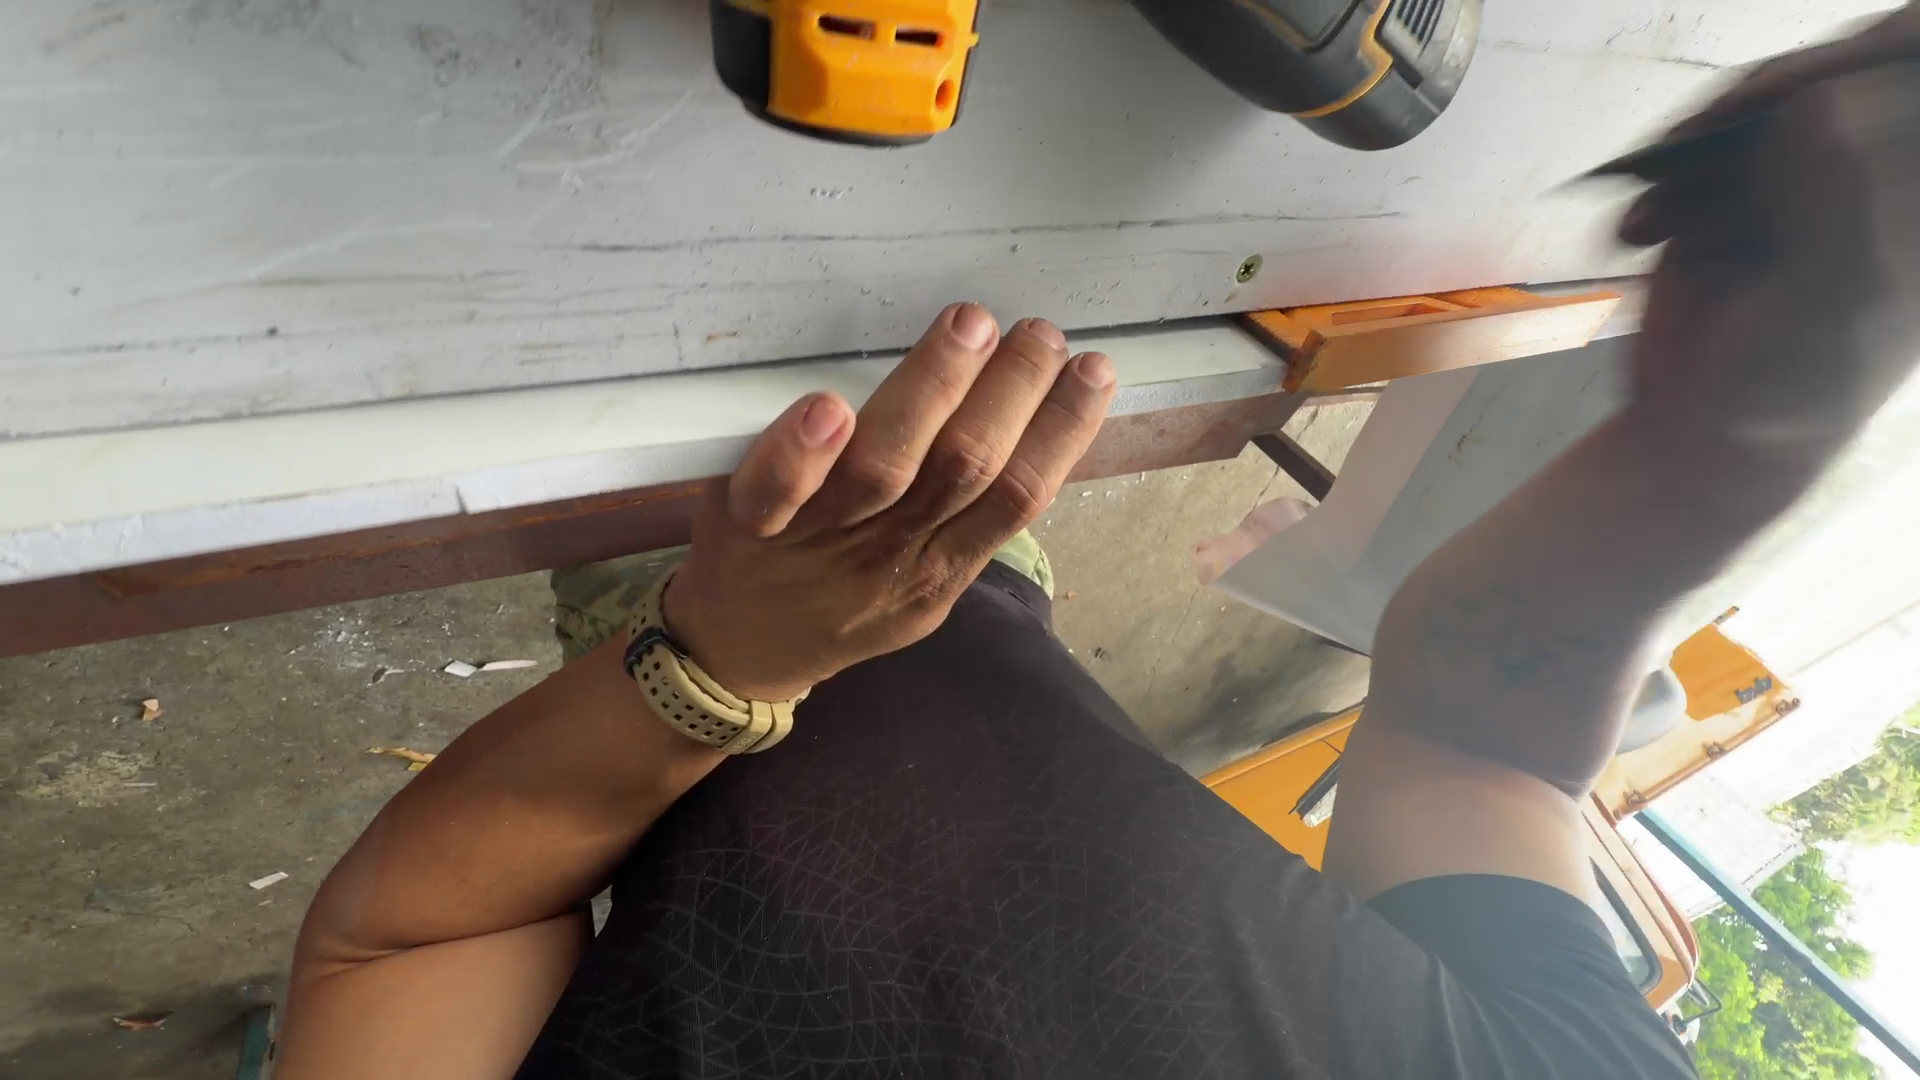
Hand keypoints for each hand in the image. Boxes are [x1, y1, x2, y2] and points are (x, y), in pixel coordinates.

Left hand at [660, 303, 1115, 701]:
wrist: (742, 654)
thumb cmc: (838, 600)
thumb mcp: (918, 582)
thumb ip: (961, 522)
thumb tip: (1023, 433)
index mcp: (940, 571)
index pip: (1015, 497)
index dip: (1060, 433)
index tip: (1092, 372)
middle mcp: (890, 557)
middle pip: (963, 472)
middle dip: (1012, 395)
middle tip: (1041, 334)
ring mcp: (819, 543)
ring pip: (886, 469)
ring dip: (934, 392)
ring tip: (972, 327)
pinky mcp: (747, 526)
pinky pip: (773, 494)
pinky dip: (803, 456)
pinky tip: (831, 409)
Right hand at [1619, 10, 1919, 456]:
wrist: (1699, 431)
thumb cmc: (1790, 379)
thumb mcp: (1835, 294)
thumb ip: (1838, 199)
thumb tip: (1817, 99)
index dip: (1879, 58)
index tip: (1810, 87)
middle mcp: (1871, 170)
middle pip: (1839, 75)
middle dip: (1769, 94)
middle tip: (1712, 125)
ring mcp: (1789, 188)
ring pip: (1751, 113)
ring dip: (1691, 147)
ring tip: (1653, 190)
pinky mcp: (1715, 212)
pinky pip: (1681, 167)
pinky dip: (1647, 191)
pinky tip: (1635, 233)